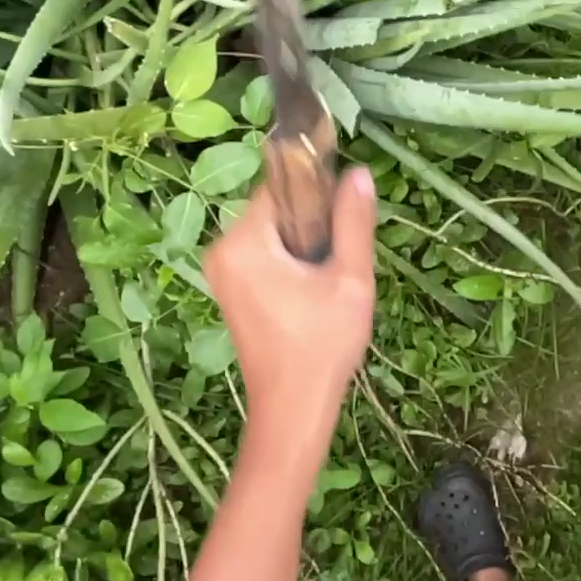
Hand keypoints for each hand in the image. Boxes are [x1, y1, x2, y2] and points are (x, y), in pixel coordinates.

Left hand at [202, 167, 376, 464]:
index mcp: (243, 242)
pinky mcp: (231, 290)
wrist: (293, 407)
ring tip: (333, 276)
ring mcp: (222, 272)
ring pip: (273, 232)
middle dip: (314, 221)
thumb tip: (358, 173)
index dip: (319, 189)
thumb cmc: (323, 344)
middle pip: (276, 209)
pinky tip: (317, 288)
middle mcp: (221, 250)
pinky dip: (292, 259)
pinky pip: (265, 254)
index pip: (281, 186)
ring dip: (306, 242)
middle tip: (344, 256)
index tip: (348, 210)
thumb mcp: (350, 279)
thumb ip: (354, 223)